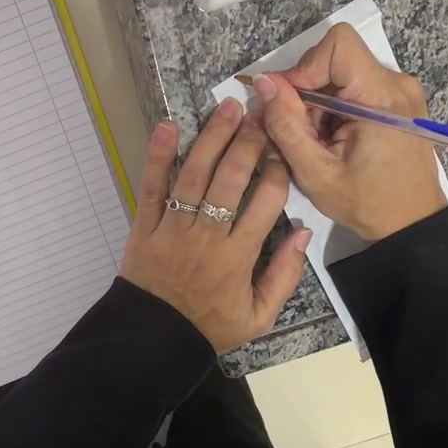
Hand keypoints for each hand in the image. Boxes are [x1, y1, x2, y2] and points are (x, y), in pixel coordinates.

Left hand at [121, 99, 310, 352]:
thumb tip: (304, 231)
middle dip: (249, 143)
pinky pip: (152, 188)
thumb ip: (285, 275)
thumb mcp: (258, 316)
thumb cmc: (209, 326)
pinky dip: (158, 157)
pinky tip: (169, 127)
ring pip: (195, 176)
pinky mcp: (144, 228)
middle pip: (231, 180)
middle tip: (260, 114)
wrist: (154, 340)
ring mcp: (173, 230)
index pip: (266, 202)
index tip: (285, 147)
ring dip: (212, 138)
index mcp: (239, 258)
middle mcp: (207, 237)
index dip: (279, 170)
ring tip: (228, 108)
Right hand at [253, 23, 447, 242]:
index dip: (304, 67)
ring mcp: (401, 89)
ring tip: (321, 141)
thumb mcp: (315, 172)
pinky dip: (335, 108)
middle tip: (304, 133)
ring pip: (342, 73)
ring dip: (320, 103)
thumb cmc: (365, 203)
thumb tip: (263, 82)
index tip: (289, 103)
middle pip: (337, 59)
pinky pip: (355, 86)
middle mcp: (397, 83)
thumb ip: (286, 125)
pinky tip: (336, 139)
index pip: (338, 44)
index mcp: (382, 98)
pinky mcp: (398, 99)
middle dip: (308, 92)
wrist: (410, 222)